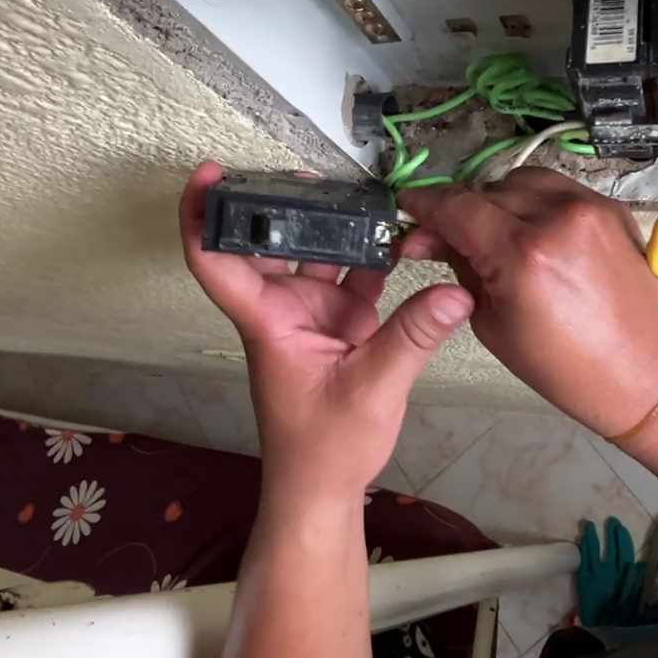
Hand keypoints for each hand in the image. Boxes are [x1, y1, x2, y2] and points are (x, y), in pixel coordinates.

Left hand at [179, 162, 472, 502]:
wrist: (326, 485)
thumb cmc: (325, 447)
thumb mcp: (372, 390)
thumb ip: (413, 337)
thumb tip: (456, 292)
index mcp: (268, 319)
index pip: (216, 260)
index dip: (202, 214)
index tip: (209, 173)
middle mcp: (283, 306)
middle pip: (270, 241)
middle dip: (286, 202)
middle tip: (318, 171)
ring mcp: (313, 311)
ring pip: (315, 250)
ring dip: (333, 221)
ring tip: (364, 188)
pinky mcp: (341, 320)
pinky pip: (352, 272)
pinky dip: (370, 251)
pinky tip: (395, 229)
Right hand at [399, 169, 657, 436]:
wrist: (639, 372)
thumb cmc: (562, 365)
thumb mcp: (490, 321)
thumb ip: (459, 266)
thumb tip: (427, 235)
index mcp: (522, 255)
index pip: (456, 206)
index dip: (423, 203)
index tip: (407, 205)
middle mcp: (557, 219)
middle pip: (485, 190)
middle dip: (460, 210)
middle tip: (447, 236)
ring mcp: (588, 207)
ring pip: (519, 179)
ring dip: (497, 200)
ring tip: (495, 233)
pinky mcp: (609, 206)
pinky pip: (555, 186)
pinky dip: (534, 201)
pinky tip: (532, 229)